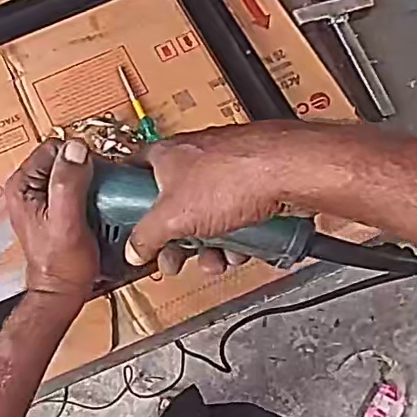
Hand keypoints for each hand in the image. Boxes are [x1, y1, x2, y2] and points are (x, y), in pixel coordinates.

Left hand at [5, 138, 98, 301]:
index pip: (53, 148)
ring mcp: (44, 200)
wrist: (63, 291)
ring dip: (91, 182)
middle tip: (100, 187)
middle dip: (86, 169)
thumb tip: (76, 150)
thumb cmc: (60, 265)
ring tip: (101, 198)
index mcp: (22, 187)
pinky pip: (79, 190)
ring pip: (74, 173)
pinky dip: (92, 194)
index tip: (94, 172)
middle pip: (65, 159)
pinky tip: (99, 207)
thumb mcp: (67, 221)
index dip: (78, 157)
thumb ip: (68, 183)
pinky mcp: (59, 210)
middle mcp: (30, 190)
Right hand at [124, 122, 328, 275]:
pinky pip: (233, 218)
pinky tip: (240, 249)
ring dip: (208, 246)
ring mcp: (225, 172)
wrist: (290, 172)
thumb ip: (146, 236)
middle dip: (176, 240)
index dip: (126, 200)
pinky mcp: (251, 186)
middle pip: (172, 206)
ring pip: (205, 217)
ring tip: (216, 260)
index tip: (127, 224)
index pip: (133, 172)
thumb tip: (133, 249)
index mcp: (167, 156)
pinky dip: (234, 237)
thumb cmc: (236, 176)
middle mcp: (195, 159)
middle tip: (175, 259)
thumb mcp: (173, 217)